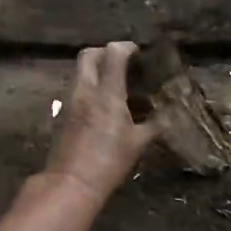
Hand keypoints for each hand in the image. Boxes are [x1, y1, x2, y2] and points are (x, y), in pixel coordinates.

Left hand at [44, 42, 159, 200]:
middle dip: (105, 52)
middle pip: (89, 55)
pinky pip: (75, 89)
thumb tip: (168, 115)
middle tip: (122, 63)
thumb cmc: (108, 162)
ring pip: (79, 72)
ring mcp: (69, 101)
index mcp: (106, 93)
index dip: (127, 48)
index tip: (138, 54)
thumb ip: (154, 125)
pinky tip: (101, 105)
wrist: (71, 182)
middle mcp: (85, 90)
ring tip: (114, 84)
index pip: (113, 53)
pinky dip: (88, 87)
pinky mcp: (61, 113)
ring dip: (95, 70)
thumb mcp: (137, 143)